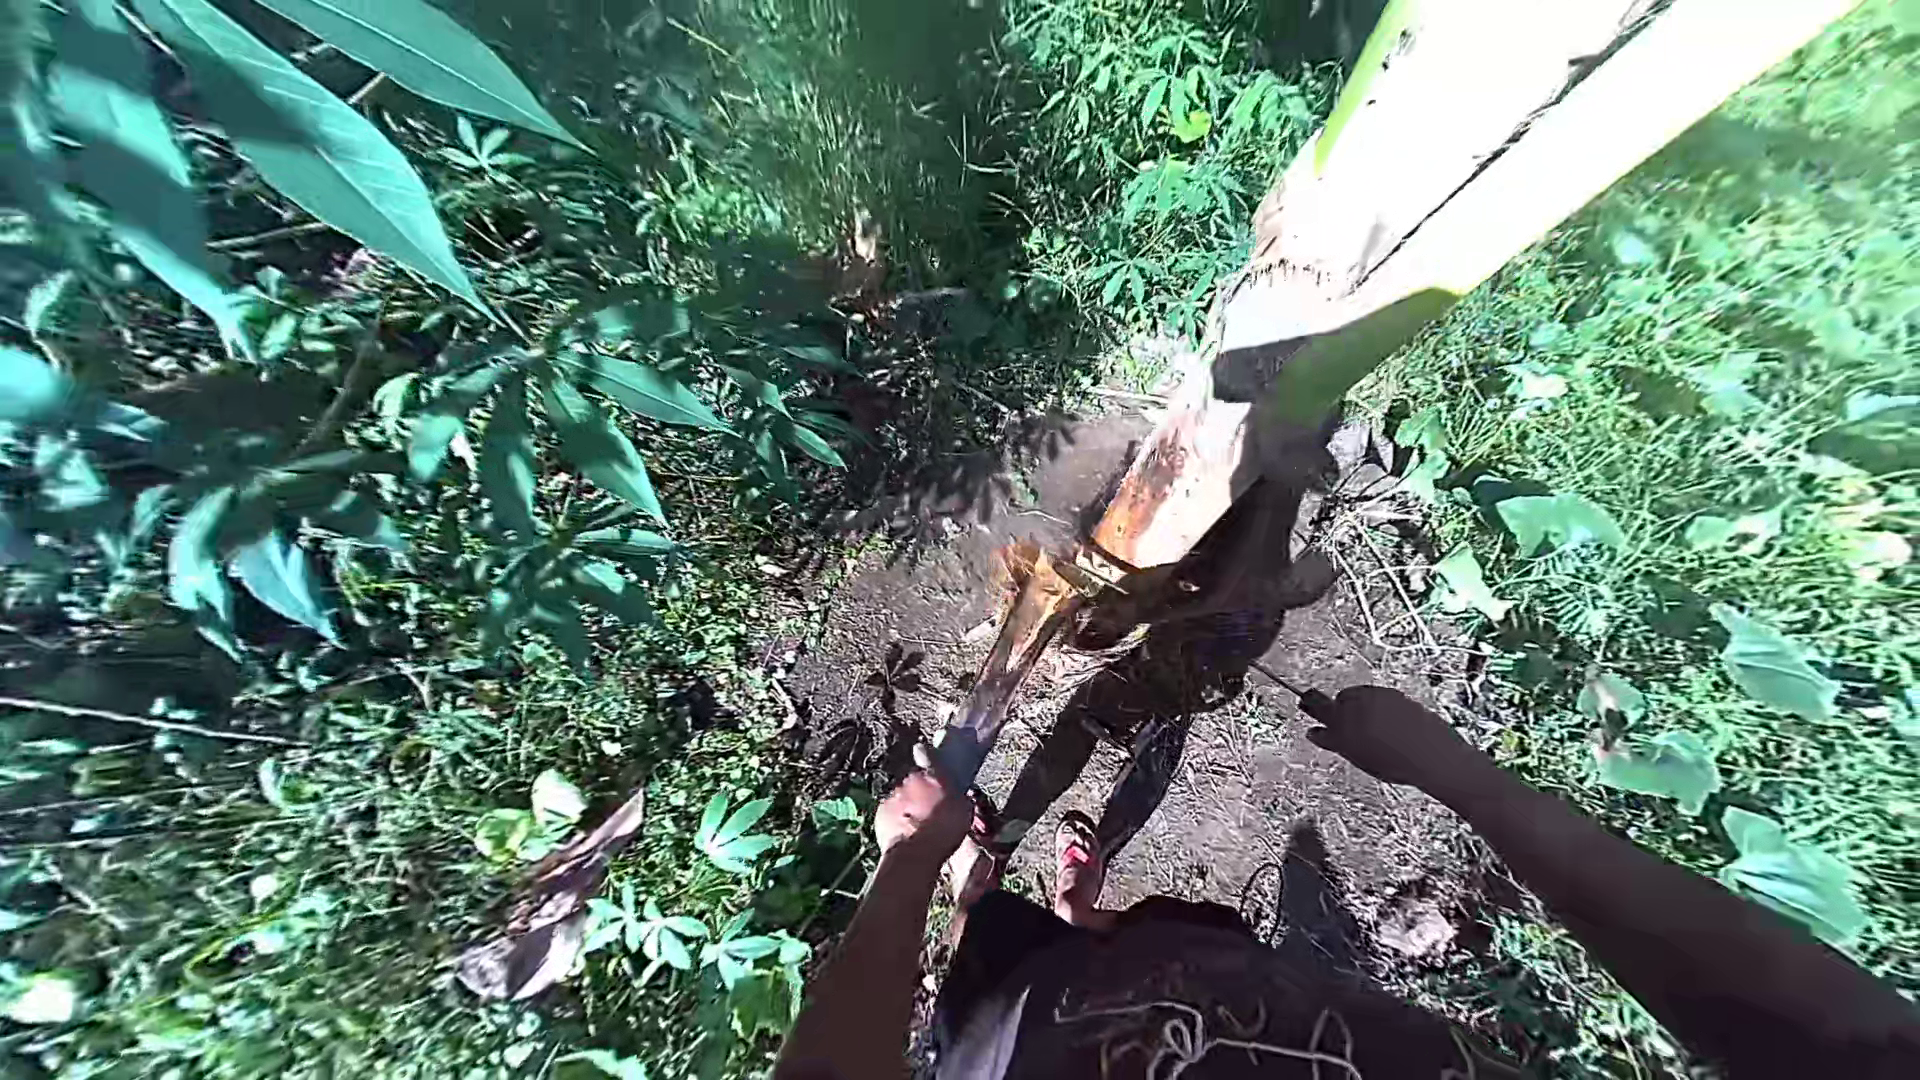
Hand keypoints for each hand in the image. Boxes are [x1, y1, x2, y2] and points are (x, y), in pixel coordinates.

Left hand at [874, 762, 970, 864]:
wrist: (914, 854)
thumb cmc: (943, 832)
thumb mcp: (965, 813)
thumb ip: (960, 798)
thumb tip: (962, 797)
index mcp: (933, 777)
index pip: (928, 755)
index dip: (926, 753)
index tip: (922, 749)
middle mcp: (912, 780)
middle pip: (915, 781)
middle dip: (921, 792)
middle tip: (931, 809)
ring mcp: (895, 795)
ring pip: (902, 796)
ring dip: (908, 806)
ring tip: (918, 826)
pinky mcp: (882, 811)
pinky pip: (890, 811)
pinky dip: (896, 818)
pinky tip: (905, 832)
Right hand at [1305, 685, 1491, 789]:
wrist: (1437, 760)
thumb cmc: (1393, 760)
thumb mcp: (1354, 754)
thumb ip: (1330, 740)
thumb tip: (1313, 732)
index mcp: (1342, 711)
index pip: (1318, 701)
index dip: (1312, 704)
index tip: (1308, 706)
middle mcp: (1361, 698)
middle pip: (1344, 698)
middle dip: (1345, 711)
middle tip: (1352, 733)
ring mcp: (1385, 697)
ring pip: (1366, 700)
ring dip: (1366, 712)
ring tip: (1377, 737)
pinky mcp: (1404, 700)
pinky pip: (1387, 703)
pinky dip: (1386, 714)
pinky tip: (1394, 735)